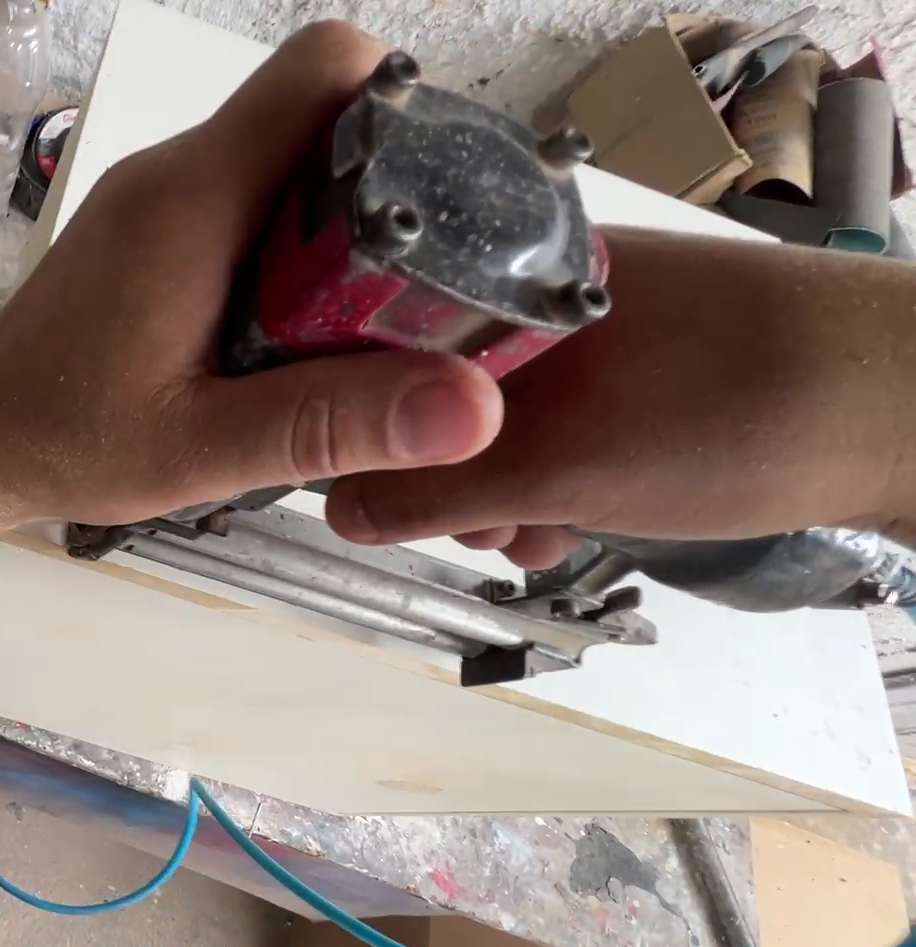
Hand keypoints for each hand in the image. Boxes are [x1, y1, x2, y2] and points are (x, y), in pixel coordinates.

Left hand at [0, 22, 503, 527]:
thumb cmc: (63, 443)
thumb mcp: (200, 449)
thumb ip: (326, 423)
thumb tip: (473, 406)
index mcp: (191, 202)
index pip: (323, 71)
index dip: (405, 109)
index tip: (439, 204)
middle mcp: (168, 176)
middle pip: (312, 119)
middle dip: (380, 189)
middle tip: (396, 293)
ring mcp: (146, 203)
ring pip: (274, 166)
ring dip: (325, 231)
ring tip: (332, 327)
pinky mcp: (135, 235)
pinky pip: (231, 206)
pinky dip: (274, 251)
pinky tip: (268, 331)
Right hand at [324, 227, 915, 566]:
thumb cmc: (739, 413)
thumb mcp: (554, 469)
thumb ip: (430, 494)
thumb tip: (336, 514)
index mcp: (503, 279)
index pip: (379, 343)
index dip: (360, 417)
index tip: (372, 481)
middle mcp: (529, 297)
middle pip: (423, 394)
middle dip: (437, 478)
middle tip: (469, 529)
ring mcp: (578, 336)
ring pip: (482, 422)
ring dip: (489, 495)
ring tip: (529, 538)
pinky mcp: (622, 373)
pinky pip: (540, 429)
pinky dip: (537, 485)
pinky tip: (563, 525)